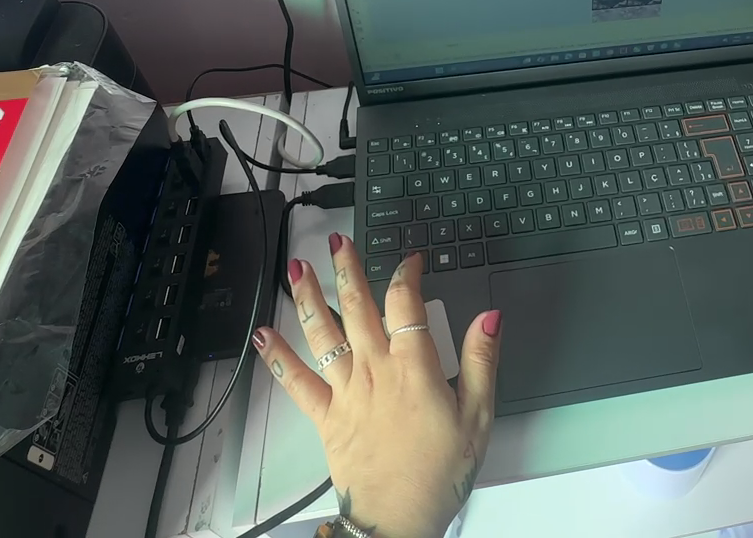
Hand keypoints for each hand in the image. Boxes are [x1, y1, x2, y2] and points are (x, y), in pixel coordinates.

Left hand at [254, 238, 500, 537]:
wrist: (399, 523)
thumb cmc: (439, 472)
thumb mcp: (478, 415)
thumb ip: (481, 360)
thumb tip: (489, 316)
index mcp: (413, 366)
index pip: (406, 303)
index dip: (406, 273)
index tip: (410, 259)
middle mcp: (375, 370)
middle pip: (358, 307)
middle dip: (347, 269)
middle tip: (337, 242)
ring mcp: (346, 392)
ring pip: (324, 334)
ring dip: (309, 298)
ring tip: (296, 269)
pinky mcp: (326, 417)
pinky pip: (297, 383)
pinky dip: (278, 357)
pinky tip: (263, 335)